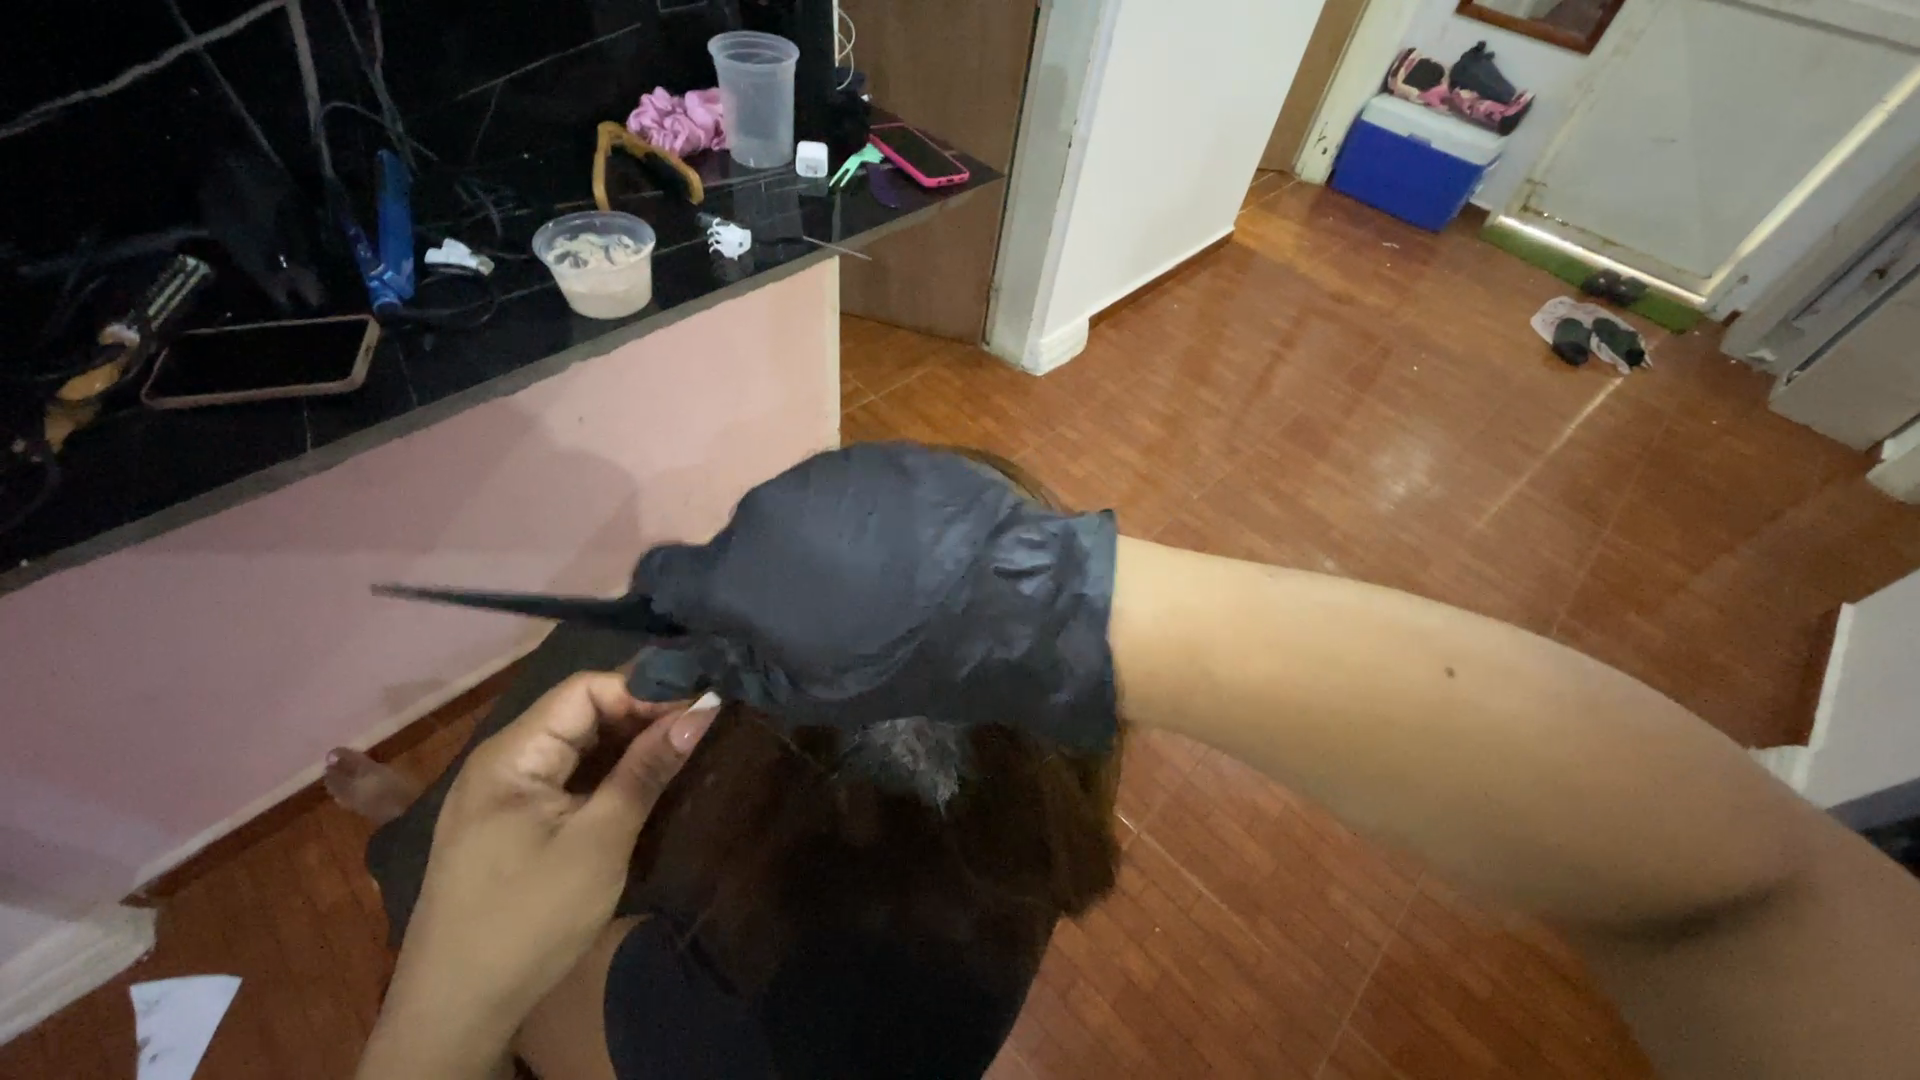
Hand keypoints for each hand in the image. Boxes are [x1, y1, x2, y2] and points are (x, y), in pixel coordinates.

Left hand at [357, 675, 717, 1078]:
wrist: (455, 1013)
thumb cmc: (529, 919)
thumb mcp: (601, 841)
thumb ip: (647, 769)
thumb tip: (702, 709)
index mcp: (512, 755)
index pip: (587, 689)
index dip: (646, 690)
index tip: (700, 707)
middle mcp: (504, 761)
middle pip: (581, 712)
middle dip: (642, 715)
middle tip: (700, 730)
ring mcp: (505, 793)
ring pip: (578, 746)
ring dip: (628, 745)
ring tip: (683, 751)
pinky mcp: (513, 822)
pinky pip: (568, 777)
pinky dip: (608, 774)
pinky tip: (643, 784)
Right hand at [629, 441, 1120, 751]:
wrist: (1006, 600)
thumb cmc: (902, 662)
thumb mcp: (808, 692)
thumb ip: (728, 668)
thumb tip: (658, 663)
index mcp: (738, 569)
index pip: (664, 572)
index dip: (677, 598)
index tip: (713, 616)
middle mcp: (765, 505)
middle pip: (739, 540)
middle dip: (765, 572)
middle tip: (823, 607)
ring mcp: (822, 471)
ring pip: (793, 511)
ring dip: (814, 541)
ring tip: (874, 575)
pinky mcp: (874, 453)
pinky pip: (843, 487)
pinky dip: (858, 515)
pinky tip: (903, 543)